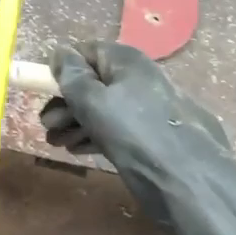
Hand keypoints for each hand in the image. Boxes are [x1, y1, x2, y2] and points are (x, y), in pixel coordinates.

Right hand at [40, 41, 235, 234]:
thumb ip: (72, 76)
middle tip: (45, 125)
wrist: (191, 183)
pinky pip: (116, 128)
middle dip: (66, 102)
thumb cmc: (136, 133)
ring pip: (103, 108)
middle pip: (93, 82)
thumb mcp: (93, 101)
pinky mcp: (153, 137)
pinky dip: (94, 135)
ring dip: (75, 122)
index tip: (44, 87)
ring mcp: (149, 109)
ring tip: (55, 142)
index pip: (87, 51)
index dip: (64, 66)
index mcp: (127, 62)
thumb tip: (60, 52)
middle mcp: (139, 79)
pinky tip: (78, 150)